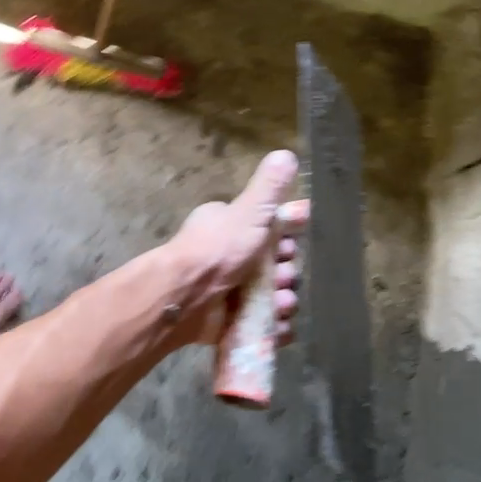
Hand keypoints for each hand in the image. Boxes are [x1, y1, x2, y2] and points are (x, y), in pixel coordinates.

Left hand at [164, 150, 306, 345]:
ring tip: (278, 301)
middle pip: (277, 265)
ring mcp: (231, 289)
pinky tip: (277, 325)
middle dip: (287, 272)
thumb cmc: (219, 248)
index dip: (289, 238)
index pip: (271, 229)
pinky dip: (275, 327)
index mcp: (231, 225)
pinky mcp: (233, 320)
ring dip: (283, 300)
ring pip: (274, 295)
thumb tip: (286, 154)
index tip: (294, 245)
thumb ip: (268, 188)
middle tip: (283, 276)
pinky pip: (265, 326)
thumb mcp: (248, 212)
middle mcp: (231, 254)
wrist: (186, 295)